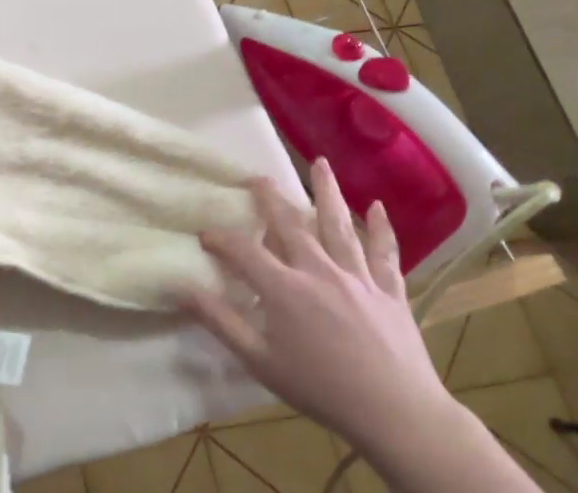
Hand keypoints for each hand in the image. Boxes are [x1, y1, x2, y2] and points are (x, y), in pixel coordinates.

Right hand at [182, 158, 457, 452]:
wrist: (397, 414)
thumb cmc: (321, 389)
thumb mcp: (259, 360)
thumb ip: (219, 321)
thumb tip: (180, 288)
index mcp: (284, 288)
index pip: (242, 250)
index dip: (219, 239)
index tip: (204, 234)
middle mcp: (319, 271)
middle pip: (291, 224)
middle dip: (270, 198)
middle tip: (257, 176)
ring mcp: (358, 278)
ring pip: (339, 226)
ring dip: (327, 192)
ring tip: (320, 163)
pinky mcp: (390, 291)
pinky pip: (384, 253)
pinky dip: (381, 229)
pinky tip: (377, 207)